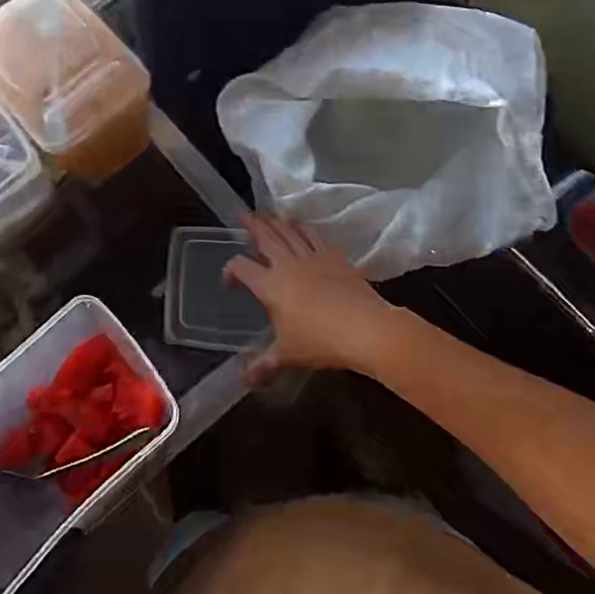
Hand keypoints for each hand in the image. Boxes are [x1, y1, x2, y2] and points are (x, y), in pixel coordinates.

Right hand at [222, 213, 402, 383]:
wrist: (365, 328)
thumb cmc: (320, 342)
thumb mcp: (287, 355)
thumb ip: (264, 364)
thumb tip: (246, 379)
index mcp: (270, 285)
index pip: (241, 267)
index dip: (230, 269)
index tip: (229, 279)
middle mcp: (288, 264)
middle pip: (266, 237)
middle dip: (253, 225)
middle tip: (244, 213)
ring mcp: (313, 257)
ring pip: (291, 232)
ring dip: (279, 222)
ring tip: (272, 214)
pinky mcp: (335, 257)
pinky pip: (316, 237)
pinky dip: (307, 229)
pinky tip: (305, 228)